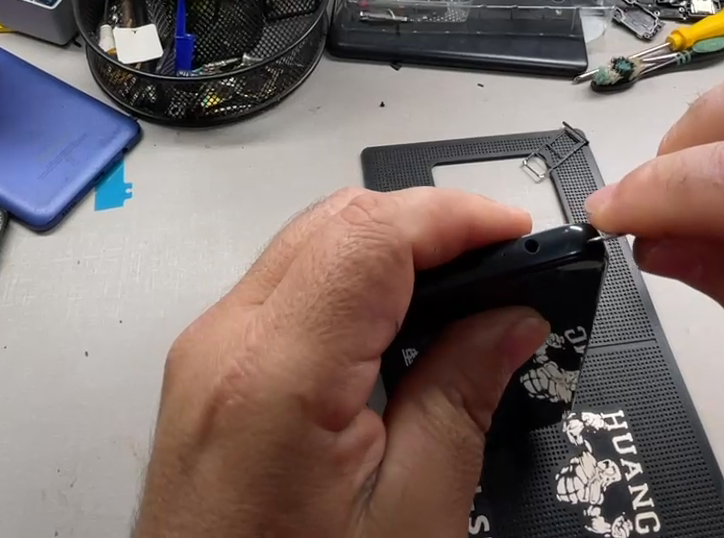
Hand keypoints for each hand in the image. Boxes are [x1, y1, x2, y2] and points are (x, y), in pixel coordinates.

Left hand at [135, 188, 550, 537]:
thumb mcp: (408, 523)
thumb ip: (460, 401)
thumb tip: (512, 318)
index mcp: (273, 379)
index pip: (370, 237)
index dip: (452, 216)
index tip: (515, 229)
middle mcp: (224, 342)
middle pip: (338, 221)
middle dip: (426, 221)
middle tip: (499, 256)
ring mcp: (208, 346)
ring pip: (313, 237)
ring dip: (391, 240)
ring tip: (462, 278)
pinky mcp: (211, 359)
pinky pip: (291, 275)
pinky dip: (354, 269)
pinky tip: (398, 306)